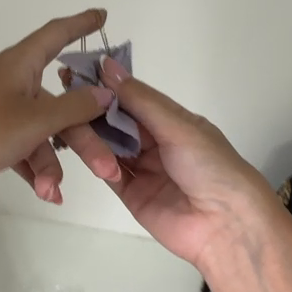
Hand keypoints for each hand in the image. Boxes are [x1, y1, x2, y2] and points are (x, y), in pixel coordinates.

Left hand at [0, 10, 116, 208]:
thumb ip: (73, 107)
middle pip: (60, 101)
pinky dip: (34, 168)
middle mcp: (10, 82)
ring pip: (42, 130)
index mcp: (18, 65)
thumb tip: (103, 92)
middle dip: (83, 136)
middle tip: (106, 166)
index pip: (56, 35)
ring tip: (54, 191)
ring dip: (52, 162)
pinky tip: (45, 193)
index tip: (102, 16)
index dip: (80, 24)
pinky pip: (23, 147)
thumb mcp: (33, 121)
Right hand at [54, 57, 279, 269]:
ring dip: (92, 136)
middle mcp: (154, 141)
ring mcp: (140, 167)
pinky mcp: (129, 192)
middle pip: (115, 121)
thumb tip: (106, 65)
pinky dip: (97, 163)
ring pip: (106, 145)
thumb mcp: (178, 127)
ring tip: (72, 127)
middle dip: (92, 110)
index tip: (76, 72)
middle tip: (65, 99)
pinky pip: (106, 171)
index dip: (105, 86)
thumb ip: (139, 100)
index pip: (131, 97)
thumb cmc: (211, 167)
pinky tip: (88, 154)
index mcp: (171, 121)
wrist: (226, 226)